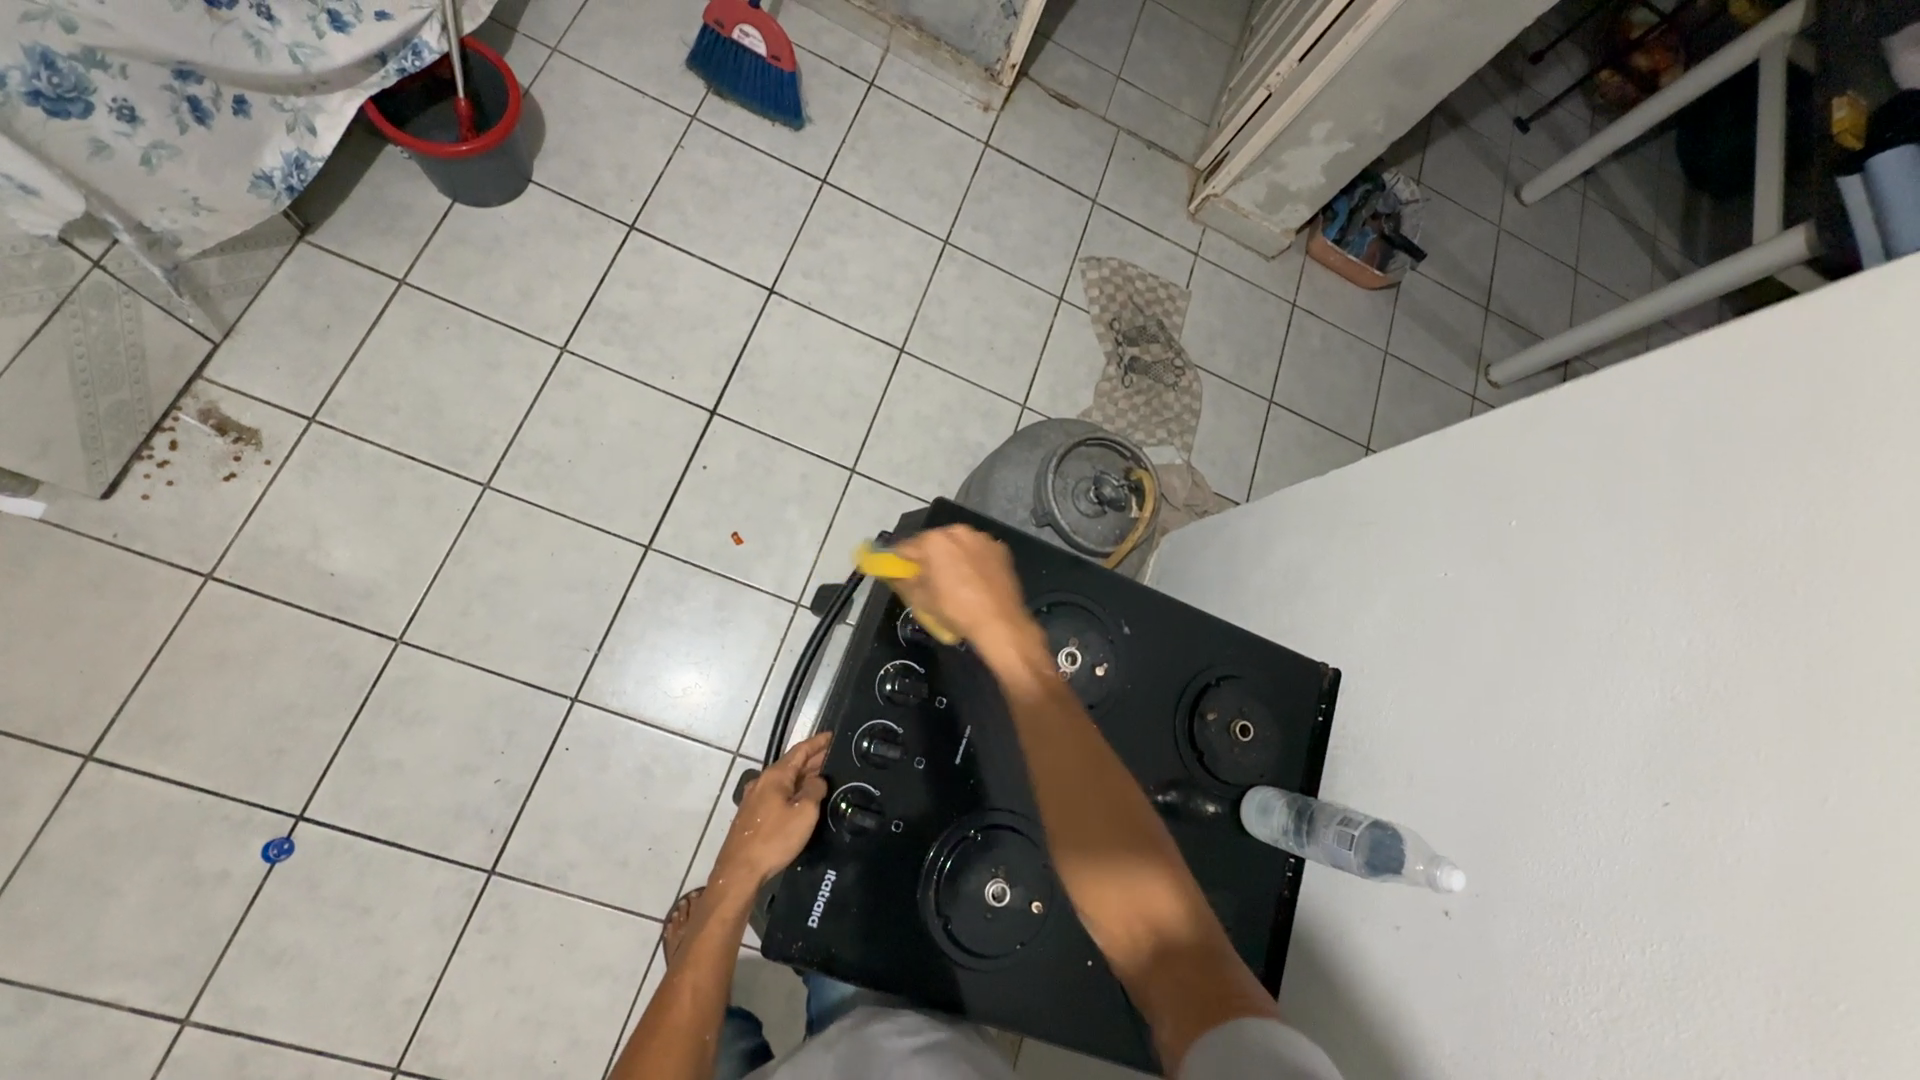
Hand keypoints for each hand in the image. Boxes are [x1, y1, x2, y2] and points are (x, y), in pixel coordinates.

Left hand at [709, 732, 831, 891]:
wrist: (740, 871)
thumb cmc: (774, 839)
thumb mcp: (805, 813)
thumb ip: (815, 790)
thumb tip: (817, 780)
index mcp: (775, 776)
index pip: (800, 750)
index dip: (818, 742)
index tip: (832, 735)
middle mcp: (762, 782)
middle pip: (791, 764)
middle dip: (812, 759)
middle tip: (834, 757)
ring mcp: (754, 798)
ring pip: (784, 780)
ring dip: (803, 776)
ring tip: (823, 777)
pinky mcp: (752, 815)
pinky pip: (777, 794)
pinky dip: (793, 790)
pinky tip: (802, 800)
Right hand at [890, 526, 1040, 659]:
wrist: (1000, 622)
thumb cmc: (955, 610)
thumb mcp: (921, 599)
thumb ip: (902, 580)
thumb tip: (892, 572)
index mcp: (934, 540)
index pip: (906, 547)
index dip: (899, 561)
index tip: (897, 572)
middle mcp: (958, 531)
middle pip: (933, 542)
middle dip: (928, 557)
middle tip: (927, 580)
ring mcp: (982, 538)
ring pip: (958, 545)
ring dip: (952, 557)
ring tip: (954, 581)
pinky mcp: (1000, 549)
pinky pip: (978, 552)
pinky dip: (973, 561)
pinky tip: (975, 581)